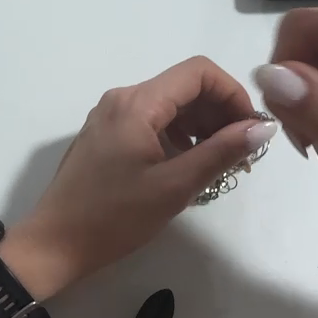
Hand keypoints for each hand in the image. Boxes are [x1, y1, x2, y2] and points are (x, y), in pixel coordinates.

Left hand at [4, 56, 276, 295]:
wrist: (54, 245)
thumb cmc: (114, 217)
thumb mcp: (174, 187)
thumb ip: (221, 152)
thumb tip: (263, 127)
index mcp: (137, 103)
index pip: (199, 73)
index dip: (233, 94)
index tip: (252, 129)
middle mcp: (122, 99)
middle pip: (184, 87)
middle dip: (220, 112)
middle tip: (242, 152)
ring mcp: (110, 118)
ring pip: (169, 106)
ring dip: (201, 126)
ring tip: (221, 163)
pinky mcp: (105, 137)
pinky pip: (151, 123)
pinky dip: (178, 137)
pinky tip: (189, 166)